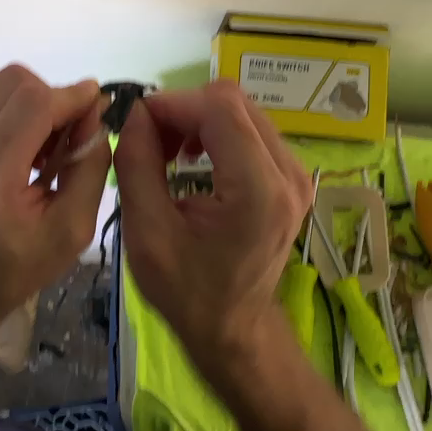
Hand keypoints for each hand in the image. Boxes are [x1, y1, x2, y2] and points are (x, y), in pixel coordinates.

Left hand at [0, 65, 110, 352]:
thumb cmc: (12, 268)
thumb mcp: (69, 232)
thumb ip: (89, 168)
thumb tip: (95, 115)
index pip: (34, 104)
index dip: (72, 95)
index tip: (96, 102)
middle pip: (14, 83)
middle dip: (50, 98)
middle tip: (64, 136)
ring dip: (26, 99)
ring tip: (36, 141)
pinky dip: (1, 103)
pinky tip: (12, 138)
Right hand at [113, 81, 314, 376]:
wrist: (233, 329)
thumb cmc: (185, 289)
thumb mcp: (145, 231)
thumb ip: (137, 162)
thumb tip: (134, 112)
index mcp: (258, 191)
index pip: (218, 108)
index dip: (172, 104)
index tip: (136, 124)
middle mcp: (288, 174)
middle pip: (232, 101)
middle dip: (184, 110)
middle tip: (151, 142)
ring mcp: (297, 174)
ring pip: (242, 109)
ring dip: (198, 119)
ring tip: (170, 153)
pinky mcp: (293, 177)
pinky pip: (251, 128)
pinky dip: (216, 131)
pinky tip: (194, 160)